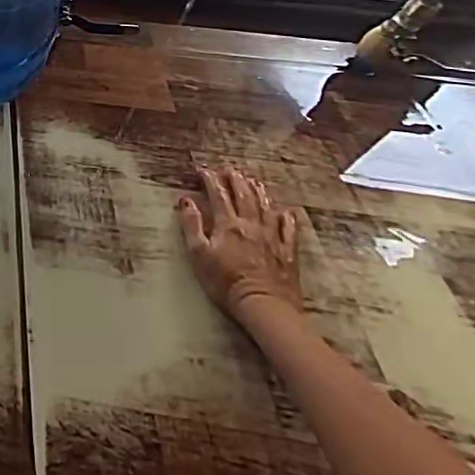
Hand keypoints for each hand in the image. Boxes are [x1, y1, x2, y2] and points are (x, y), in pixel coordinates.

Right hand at [179, 166, 303, 317]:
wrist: (263, 305)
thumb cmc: (225, 282)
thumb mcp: (199, 255)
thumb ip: (192, 225)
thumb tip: (186, 201)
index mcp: (228, 224)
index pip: (218, 195)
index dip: (210, 180)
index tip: (203, 170)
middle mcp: (250, 224)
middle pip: (243, 196)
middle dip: (235, 180)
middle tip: (230, 169)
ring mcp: (271, 237)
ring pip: (265, 207)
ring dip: (258, 192)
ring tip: (254, 181)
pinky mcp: (287, 252)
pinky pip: (288, 229)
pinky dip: (286, 218)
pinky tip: (285, 211)